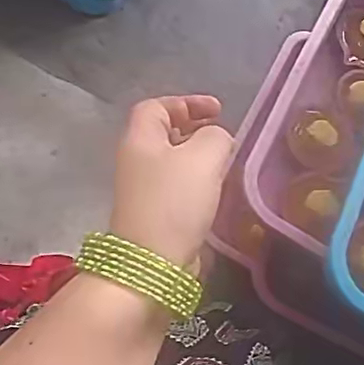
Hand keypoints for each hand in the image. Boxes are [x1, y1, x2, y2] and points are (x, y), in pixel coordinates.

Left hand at [110, 94, 234, 267]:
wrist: (155, 261)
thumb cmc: (176, 202)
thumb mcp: (203, 157)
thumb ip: (215, 137)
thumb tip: (218, 140)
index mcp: (140, 139)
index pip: (157, 106)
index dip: (187, 103)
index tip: (218, 111)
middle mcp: (137, 162)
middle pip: (164, 135)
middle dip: (194, 130)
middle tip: (224, 137)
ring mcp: (145, 192)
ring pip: (173, 164)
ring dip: (199, 160)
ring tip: (226, 164)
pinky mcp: (157, 217)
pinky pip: (179, 189)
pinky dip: (199, 185)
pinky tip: (218, 194)